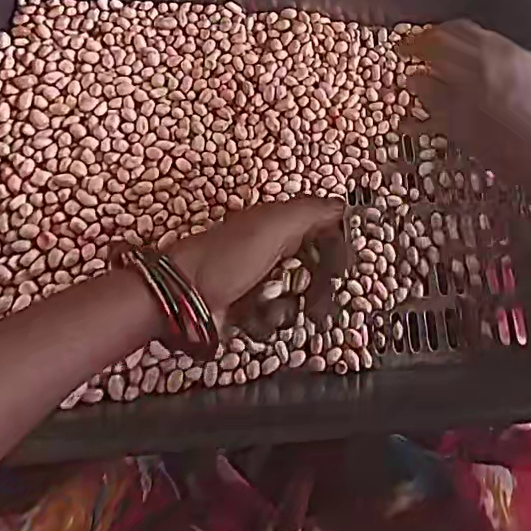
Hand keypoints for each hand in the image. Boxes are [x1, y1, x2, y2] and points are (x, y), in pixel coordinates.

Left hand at [166, 198, 345, 322]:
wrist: (184, 297)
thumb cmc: (227, 256)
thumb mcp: (274, 224)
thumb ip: (313, 211)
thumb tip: (345, 207)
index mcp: (282, 221)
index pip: (327, 231)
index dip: (338, 250)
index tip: (341, 269)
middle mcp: (275, 248)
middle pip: (318, 269)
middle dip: (318, 289)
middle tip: (313, 304)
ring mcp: (263, 279)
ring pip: (300, 299)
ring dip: (286, 308)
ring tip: (267, 308)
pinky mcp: (251, 308)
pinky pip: (277, 319)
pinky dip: (266, 322)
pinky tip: (250, 317)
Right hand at [399, 21, 530, 211]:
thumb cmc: (515, 155)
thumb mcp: (466, 132)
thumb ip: (438, 100)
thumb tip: (416, 78)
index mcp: (475, 69)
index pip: (434, 43)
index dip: (413, 45)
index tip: (400, 52)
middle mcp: (496, 52)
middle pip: (455, 30)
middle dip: (432, 37)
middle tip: (417, 50)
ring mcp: (517, 54)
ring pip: (476, 33)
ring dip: (454, 39)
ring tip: (441, 57)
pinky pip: (494, 42)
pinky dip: (475, 46)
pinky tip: (471, 65)